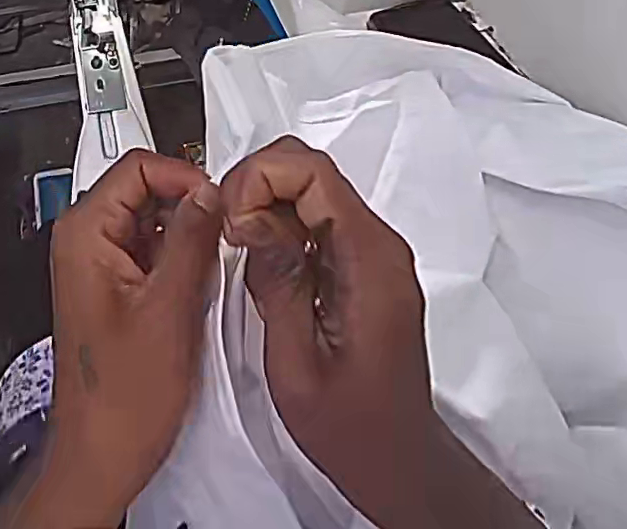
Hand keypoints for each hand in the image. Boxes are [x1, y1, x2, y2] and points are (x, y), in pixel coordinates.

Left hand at [18, 150, 223, 528]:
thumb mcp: (169, 309)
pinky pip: (154, 242)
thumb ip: (193, 240)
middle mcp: (85, 239)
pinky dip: (181, 252)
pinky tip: (194, 282)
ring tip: (208, 262)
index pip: (139, 166)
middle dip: (188, 204)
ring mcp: (100, 258)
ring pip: (155, 214)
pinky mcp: (116, 277)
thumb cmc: (118, 402)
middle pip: (147, 186)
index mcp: (85, 234)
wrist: (101, 454)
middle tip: (220, 228)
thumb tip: (210, 194)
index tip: (215, 198)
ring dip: (188, 231)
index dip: (183, 176)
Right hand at [221, 137, 540, 528]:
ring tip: (241, 246)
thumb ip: (276, 278)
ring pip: (309, 184)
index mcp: (369, 260)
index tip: (232, 218)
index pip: (314, 174)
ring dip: (264, 200)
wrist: (396, 458)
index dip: (260, 178)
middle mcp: (376, 243)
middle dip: (257, 182)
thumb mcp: (296, 362)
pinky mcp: (357, 256)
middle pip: (311, 168)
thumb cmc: (353, 426)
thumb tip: (248, 213)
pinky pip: (313, 212)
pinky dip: (277, 220)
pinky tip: (261, 256)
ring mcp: (370, 247)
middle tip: (230, 227)